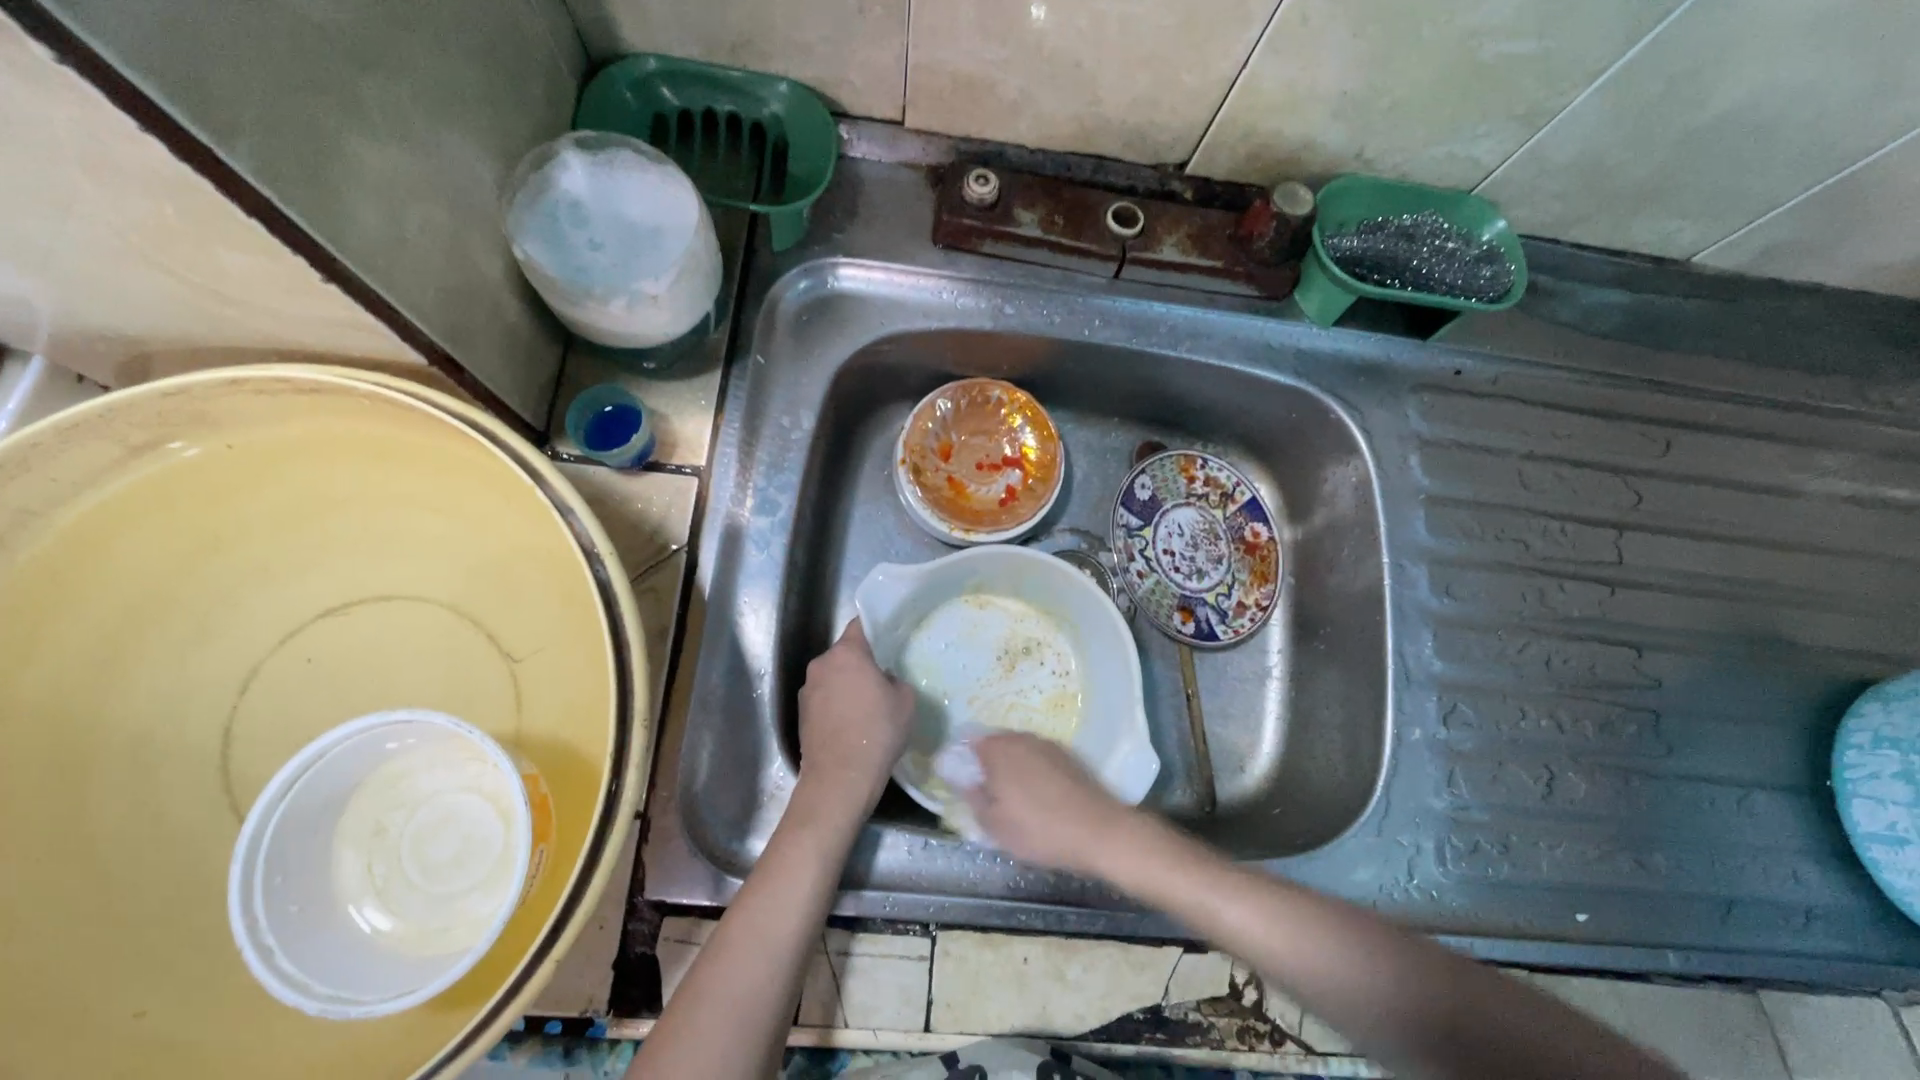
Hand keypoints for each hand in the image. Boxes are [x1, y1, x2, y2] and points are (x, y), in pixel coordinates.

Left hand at [795, 619, 914, 818]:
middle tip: (883, 678)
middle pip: (844, 654)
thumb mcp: (905, 701)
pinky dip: (837, 705)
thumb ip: (896, 680)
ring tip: (867, 707)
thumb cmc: (878, 732)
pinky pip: (824, 699)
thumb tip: (883, 680)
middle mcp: (821, 665)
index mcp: (846, 653)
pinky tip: (852, 725)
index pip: (860, 625)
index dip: (876, 629)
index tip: (889, 639)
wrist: (841, 777)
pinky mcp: (802, 713)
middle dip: (862, 662)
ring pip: (833, 677)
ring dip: (847, 685)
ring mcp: (807, 690)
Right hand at [962, 732, 1136, 874]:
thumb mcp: (994, 825)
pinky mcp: (1067, 756)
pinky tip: (1036, 795)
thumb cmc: (1038, 830)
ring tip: (1011, 796)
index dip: (961, 762)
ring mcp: (1047, 745)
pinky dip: (1031, 770)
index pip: (968, 743)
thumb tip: (964, 781)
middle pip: (994, 744)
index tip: (960, 783)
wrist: (1099, 832)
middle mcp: (1021, 738)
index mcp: (997, 750)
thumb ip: (973, 797)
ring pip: (1018, 750)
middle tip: (985, 793)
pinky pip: (1038, 758)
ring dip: (1010, 766)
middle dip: (986, 763)